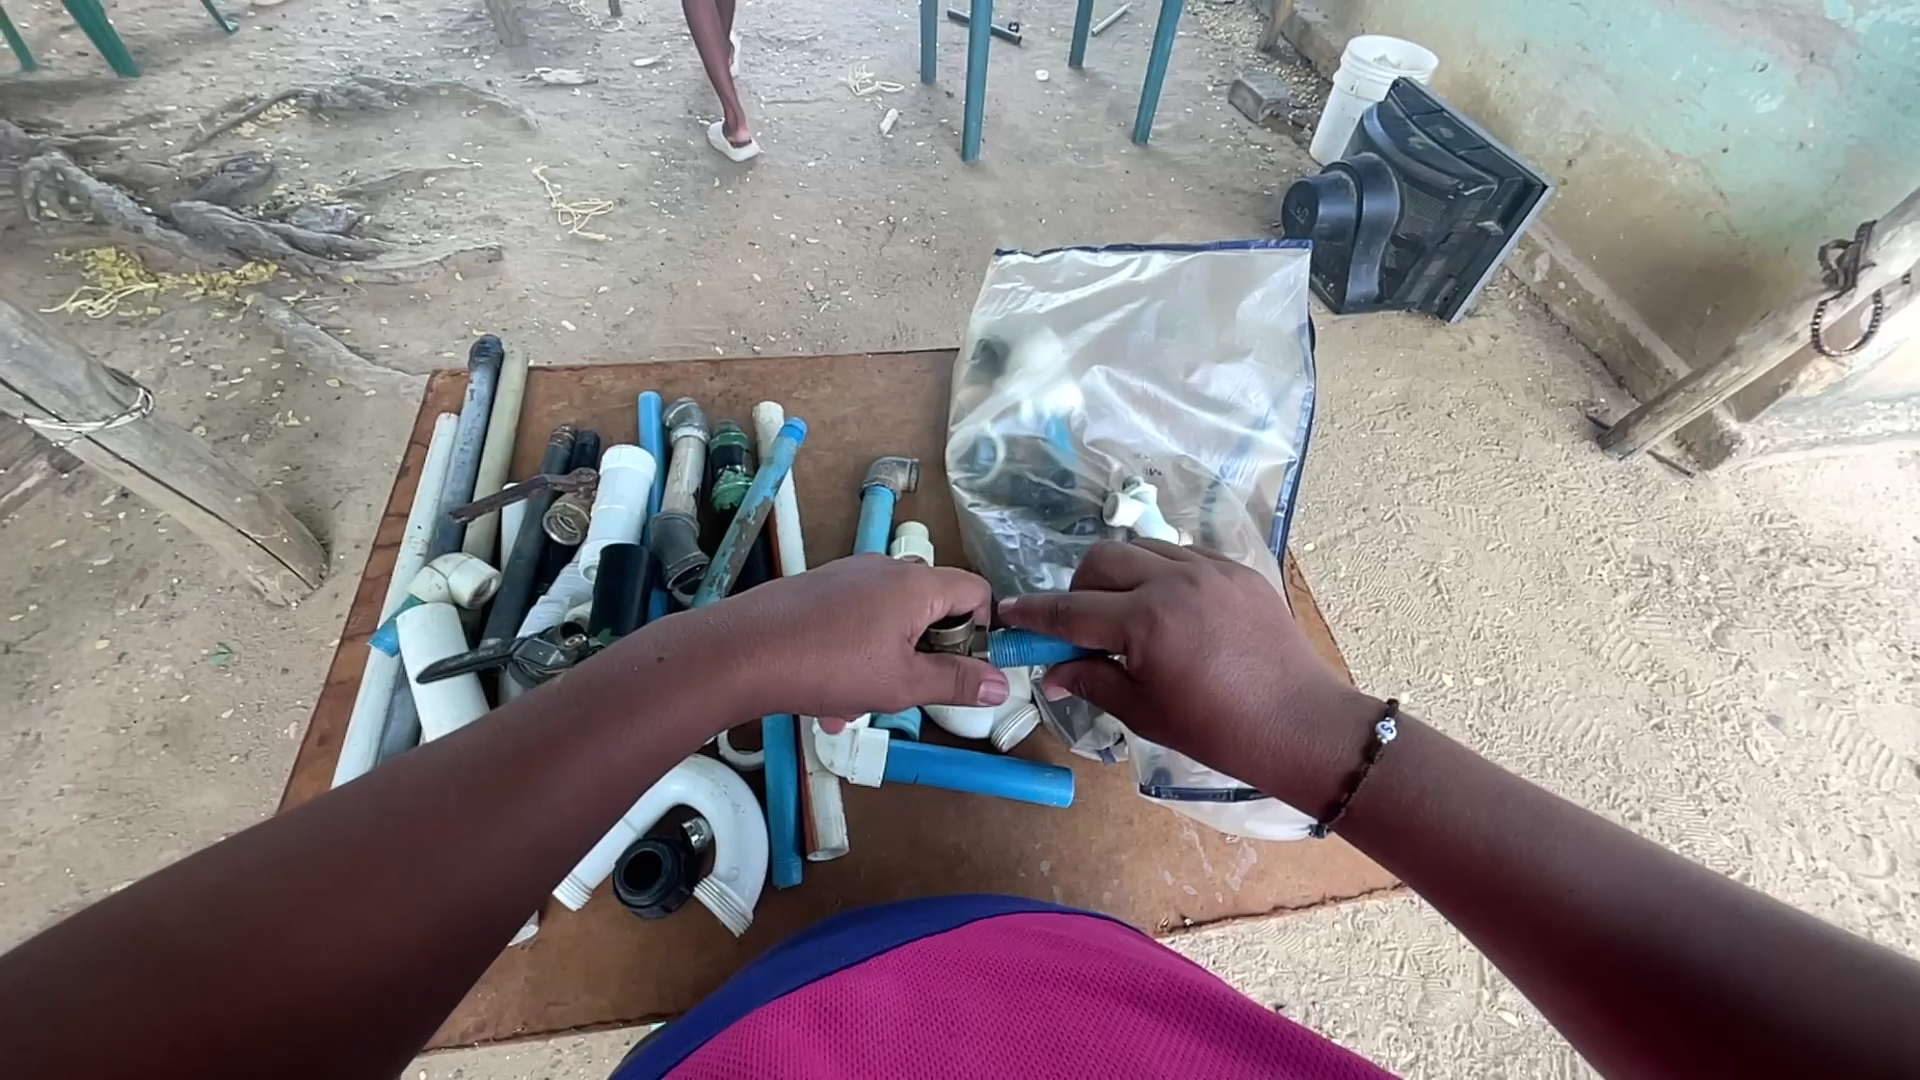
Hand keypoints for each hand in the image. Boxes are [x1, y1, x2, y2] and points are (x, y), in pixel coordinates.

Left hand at [647, 554, 1008, 724]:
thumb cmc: (830, 666)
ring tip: (859, 702)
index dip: (982, 628)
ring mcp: (849, 574)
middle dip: (928, 649)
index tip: (965, 666)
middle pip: (932, 603)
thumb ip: (956, 682)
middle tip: (911, 686)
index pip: (975, 590)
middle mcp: (886, 568)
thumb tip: (1001, 685)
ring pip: (891, 616)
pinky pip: (857, 617)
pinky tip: (830, 694)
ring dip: (889, 658)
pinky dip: (857, 650)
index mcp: (917, 583)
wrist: (742, 651)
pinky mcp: (819, 587)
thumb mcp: (902, 684)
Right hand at [997, 540, 1379, 810]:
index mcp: (1147, 622)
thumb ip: (1092, 680)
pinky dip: (1160, 571)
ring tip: (1126, 610)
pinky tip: (1168, 605)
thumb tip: (1050, 673)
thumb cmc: (1219, 731)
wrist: (1302, 726)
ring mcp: (1210, 569)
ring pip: (1140, 548)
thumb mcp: (1144, 712)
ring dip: (1118, 574)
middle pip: (1101, 560)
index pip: (1071, 611)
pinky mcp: (1236, 569)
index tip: (1009, 612)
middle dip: (1077, 587)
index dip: (1034, 613)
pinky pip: (1181, 553)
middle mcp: (1174, 581)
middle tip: (1083, 623)